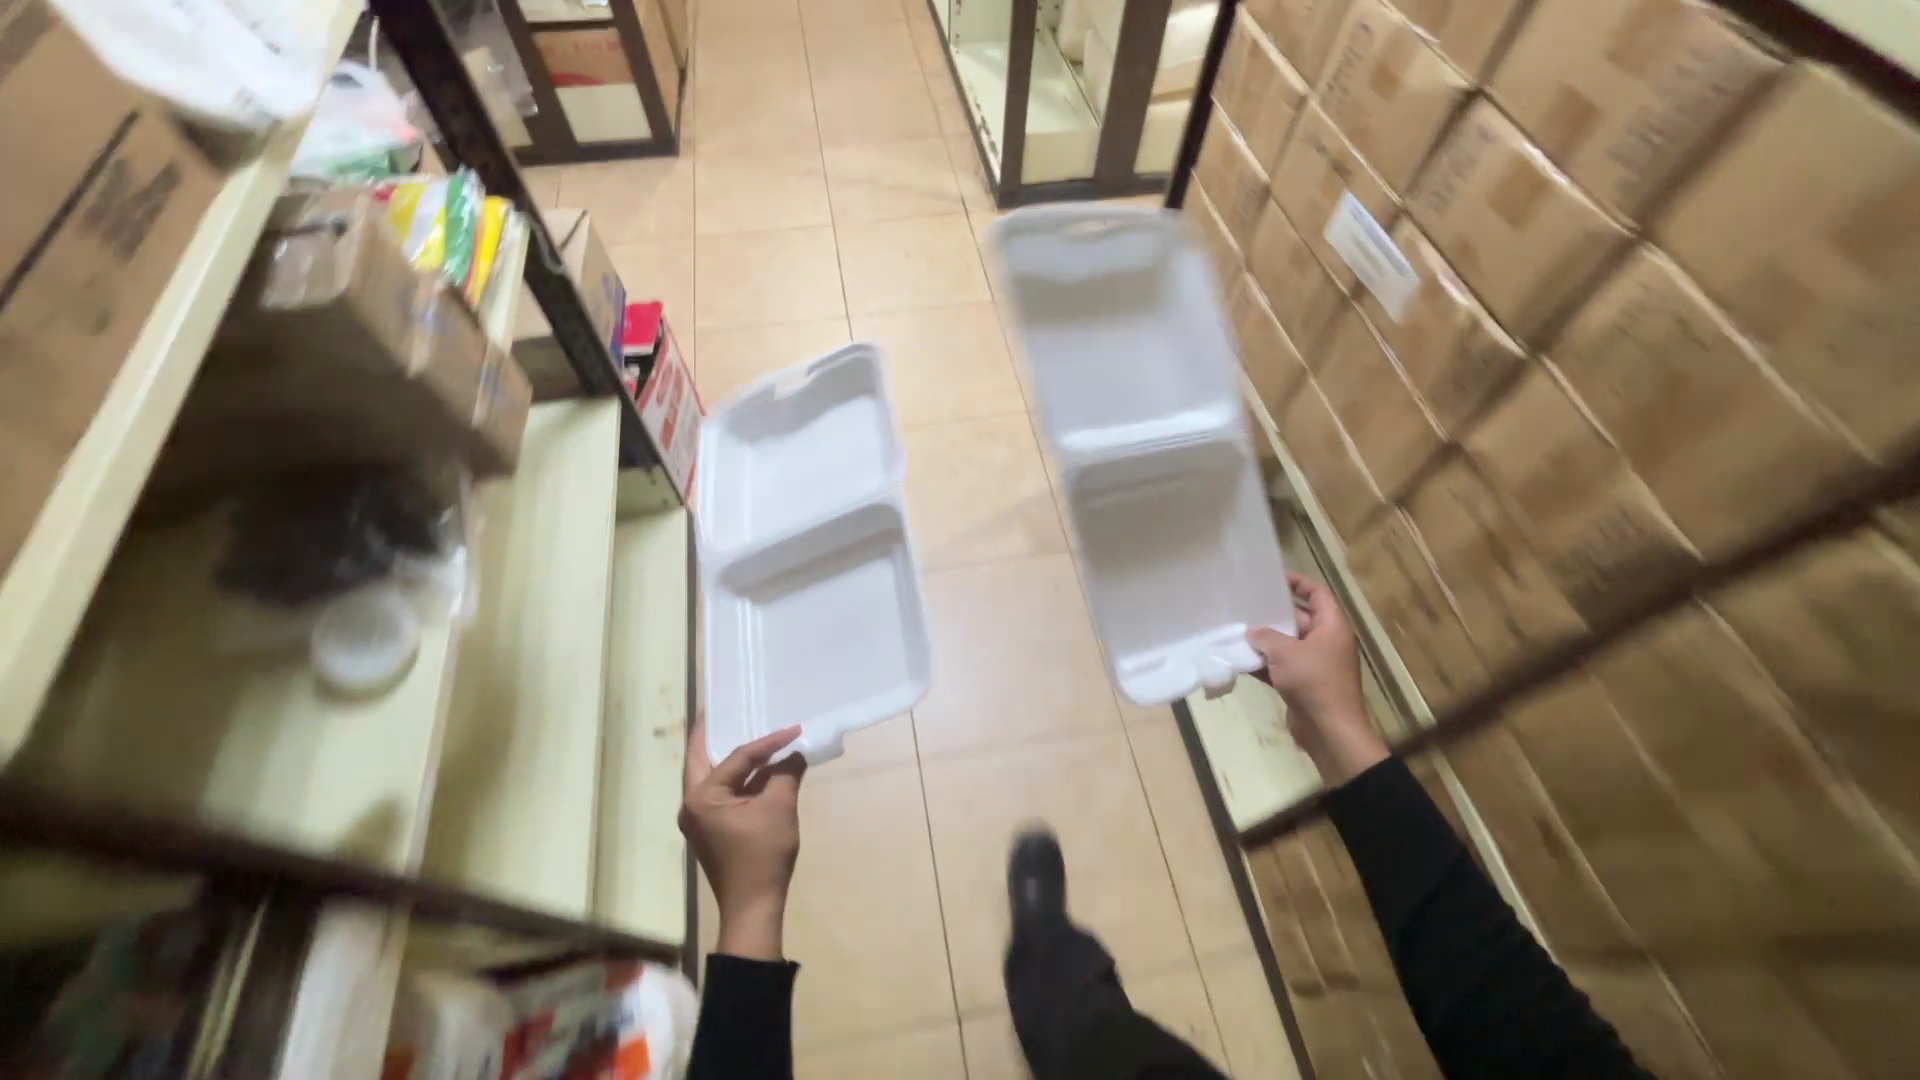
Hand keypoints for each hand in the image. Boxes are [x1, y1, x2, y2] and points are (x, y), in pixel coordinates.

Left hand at [681, 716, 806, 960]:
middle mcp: (692, 804)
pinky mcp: (712, 828)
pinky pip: (722, 791)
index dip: (767, 742)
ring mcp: (699, 818)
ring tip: (747, 730)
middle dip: (712, 733)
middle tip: (722, 707)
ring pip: (712, 776)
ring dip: (731, 757)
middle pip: (701, 758)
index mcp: (701, 796)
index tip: (792, 729)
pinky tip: (759, 767)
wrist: (753, 907)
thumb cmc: (763, 855)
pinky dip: (739, 777)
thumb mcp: (779, 808)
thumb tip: (795, 753)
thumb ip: (785, 774)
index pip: (736, 757)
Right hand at [1248, 574, 1386, 786]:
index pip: (1317, 594)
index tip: (1272, 578)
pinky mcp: (1303, 684)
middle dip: (1273, 613)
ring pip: (1287, 644)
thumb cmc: (1313, 681)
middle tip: (1246, 605)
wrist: (1329, 729)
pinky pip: (1281, 666)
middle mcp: (1326, 642)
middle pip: (1299, 618)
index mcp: (1331, 627)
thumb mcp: (1285, 652)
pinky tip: (1240, 660)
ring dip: (1265, 640)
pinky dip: (1264, 663)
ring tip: (1237, 630)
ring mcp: (1315, 664)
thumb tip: (1253, 632)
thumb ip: (1266, 636)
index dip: (1297, 582)